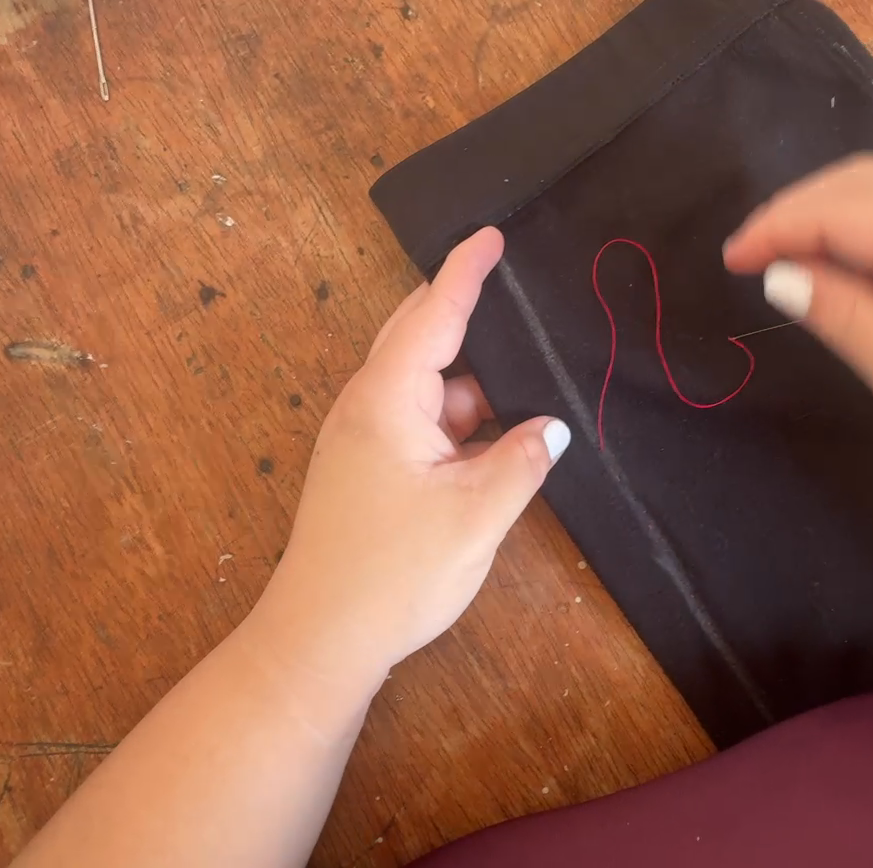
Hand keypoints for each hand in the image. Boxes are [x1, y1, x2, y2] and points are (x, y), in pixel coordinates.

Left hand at [253, 228, 570, 686]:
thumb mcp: (474, 516)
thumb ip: (522, 461)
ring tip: (529, 377)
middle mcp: (370, 404)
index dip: (465, 271)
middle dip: (467, 313)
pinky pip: (424, 419)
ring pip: (428, 384)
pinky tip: (500, 432)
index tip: (491, 234)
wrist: (320, 638)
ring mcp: (367, 435)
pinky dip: (462, 417)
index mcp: (388, 399)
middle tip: (520, 297)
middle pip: (422, 337)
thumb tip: (552, 425)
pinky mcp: (372, 464)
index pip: (433, 314)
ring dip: (474, 382)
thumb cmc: (394, 573)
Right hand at [722, 155, 872, 534]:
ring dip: (840, 212)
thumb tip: (781, 273)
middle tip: (754, 254)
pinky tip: (867, 261)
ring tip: (797, 258)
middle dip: (801, 207)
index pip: (841, 206)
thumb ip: (845, 316)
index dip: (776, 225)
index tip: (730, 259)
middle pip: (871, 178)